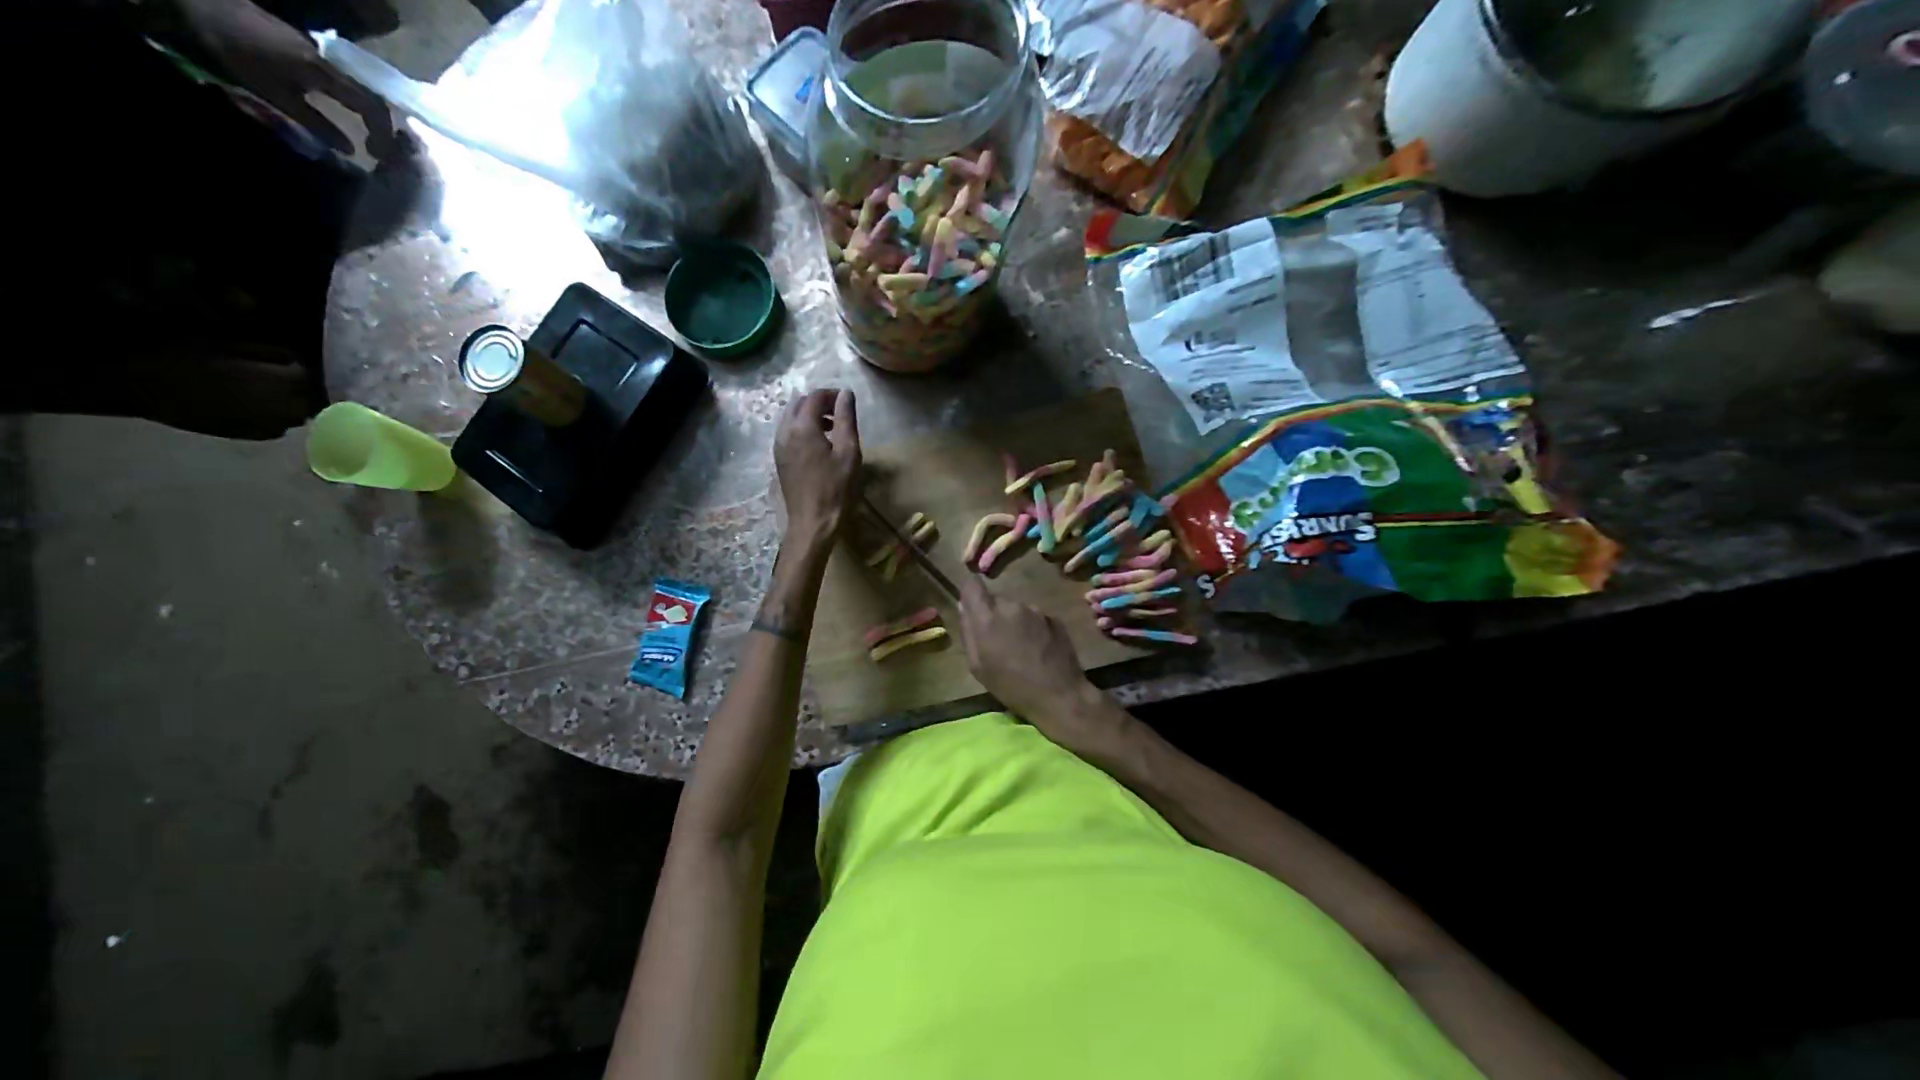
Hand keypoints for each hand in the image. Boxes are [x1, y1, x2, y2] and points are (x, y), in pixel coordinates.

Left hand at [177, 0, 398, 158]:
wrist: (204, 5)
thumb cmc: (237, 52)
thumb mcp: (275, 94)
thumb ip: (315, 123)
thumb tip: (350, 150)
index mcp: (325, 74)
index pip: (372, 107)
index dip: (382, 134)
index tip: (377, 155)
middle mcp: (330, 62)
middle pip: (370, 97)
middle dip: (379, 126)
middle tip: (376, 147)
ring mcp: (318, 52)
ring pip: (356, 87)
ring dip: (365, 112)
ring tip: (362, 130)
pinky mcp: (306, 47)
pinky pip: (341, 78)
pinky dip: (350, 99)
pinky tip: (338, 107)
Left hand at [774, 389, 860, 546]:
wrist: (812, 523)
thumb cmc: (836, 489)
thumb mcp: (849, 452)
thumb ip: (846, 419)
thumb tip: (846, 394)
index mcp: (802, 427)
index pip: (815, 397)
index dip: (832, 394)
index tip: (848, 402)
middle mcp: (784, 432)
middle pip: (799, 404)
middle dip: (819, 402)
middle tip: (841, 413)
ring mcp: (778, 447)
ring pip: (790, 418)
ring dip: (810, 415)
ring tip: (832, 428)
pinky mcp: (779, 460)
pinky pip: (787, 432)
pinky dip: (802, 428)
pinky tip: (818, 444)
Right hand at [959, 575, 1131, 752]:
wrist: (1059, 695)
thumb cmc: (1011, 686)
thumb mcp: (978, 666)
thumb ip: (968, 632)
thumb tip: (964, 607)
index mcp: (988, 617)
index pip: (972, 585)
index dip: (970, 593)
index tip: (972, 607)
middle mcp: (1011, 606)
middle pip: (996, 599)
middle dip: (993, 614)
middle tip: (998, 641)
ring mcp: (1036, 610)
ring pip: (1016, 608)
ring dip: (1014, 621)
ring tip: (1021, 648)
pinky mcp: (1054, 618)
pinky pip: (1035, 617)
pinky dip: (1032, 628)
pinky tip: (1038, 650)